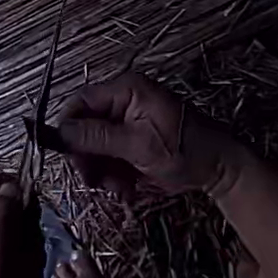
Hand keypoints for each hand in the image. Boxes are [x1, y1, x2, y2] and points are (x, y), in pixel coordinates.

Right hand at [54, 73, 248, 193]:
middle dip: (87, 156)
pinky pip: (108, 158)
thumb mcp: (138, 144)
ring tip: (118, 187)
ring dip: (100, 170)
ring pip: (94, 146)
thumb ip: (97, 137)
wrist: (218, 170)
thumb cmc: (184, 149)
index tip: (65, 154)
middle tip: (93, 180)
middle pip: (85, 126)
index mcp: (126, 90)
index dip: (68, 127)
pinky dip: (112, 175)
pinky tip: (126, 187)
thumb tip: (60, 132)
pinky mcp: (130, 142)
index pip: (82, 101)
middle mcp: (122, 102)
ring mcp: (126, 123)